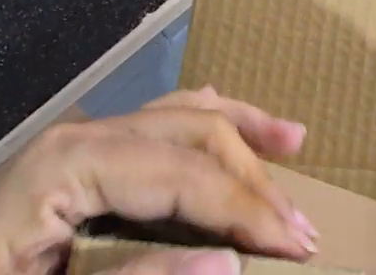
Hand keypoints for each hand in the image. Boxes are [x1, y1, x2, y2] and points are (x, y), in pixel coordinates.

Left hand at [0, 88, 319, 274]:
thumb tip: (230, 264)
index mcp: (71, 161)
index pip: (186, 173)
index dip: (247, 207)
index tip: (299, 244)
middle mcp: (82, 133)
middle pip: (193, 133)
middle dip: (254, 177)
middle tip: (304, 227)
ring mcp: (78, 140)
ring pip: (180, 116)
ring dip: (240, 134)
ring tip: (295, 143)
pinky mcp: (74, 159)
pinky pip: (155, 126)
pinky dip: (201, 124)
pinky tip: (228, 119)